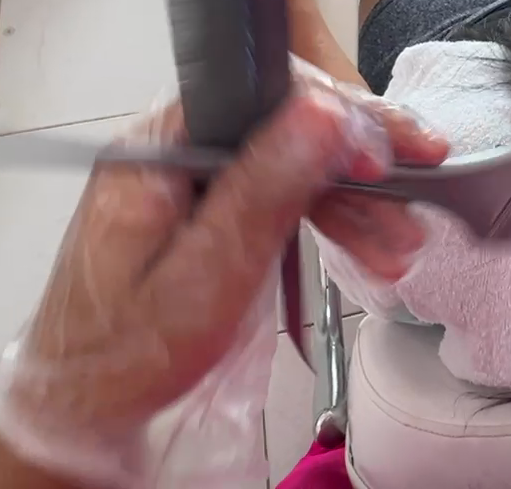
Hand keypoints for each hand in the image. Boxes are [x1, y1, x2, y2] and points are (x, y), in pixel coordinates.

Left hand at [0, 78, 444, 484]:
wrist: (85, 416)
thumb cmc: (126, 356)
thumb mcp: (206, 276)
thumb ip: (264, 189)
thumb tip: (324, 110)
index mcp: (163, 144)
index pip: (268, 94)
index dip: (337, 117)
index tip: (386, 153)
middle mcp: (183, 143)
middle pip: (291, 123)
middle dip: (363, 157)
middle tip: (424, 171)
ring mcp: (201, 171)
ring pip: (298, 157)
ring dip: (357, 196)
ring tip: (402, 240)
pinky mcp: (216, 200)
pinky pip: (286, 189)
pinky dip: (332, 214)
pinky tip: (370, 242)